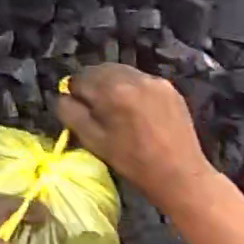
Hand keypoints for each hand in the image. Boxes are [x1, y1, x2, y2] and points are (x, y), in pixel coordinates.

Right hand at [55, 64, 220, 214]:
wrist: (179, 173)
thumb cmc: (130, 159)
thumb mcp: (89, 138)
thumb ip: (68, 111)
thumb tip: (63, 96)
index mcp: (112, 91)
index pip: (78, 78)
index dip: (74, 94)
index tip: (81, 111)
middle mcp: (134, 78)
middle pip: (98, 70)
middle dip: (91, 85)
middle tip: (96, 108)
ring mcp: (154, 81)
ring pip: (118, 71)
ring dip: (110, 84)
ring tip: (115, 107)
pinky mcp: (169, 88)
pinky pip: (138, 79)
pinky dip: (130, 88)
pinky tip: (134, 108)